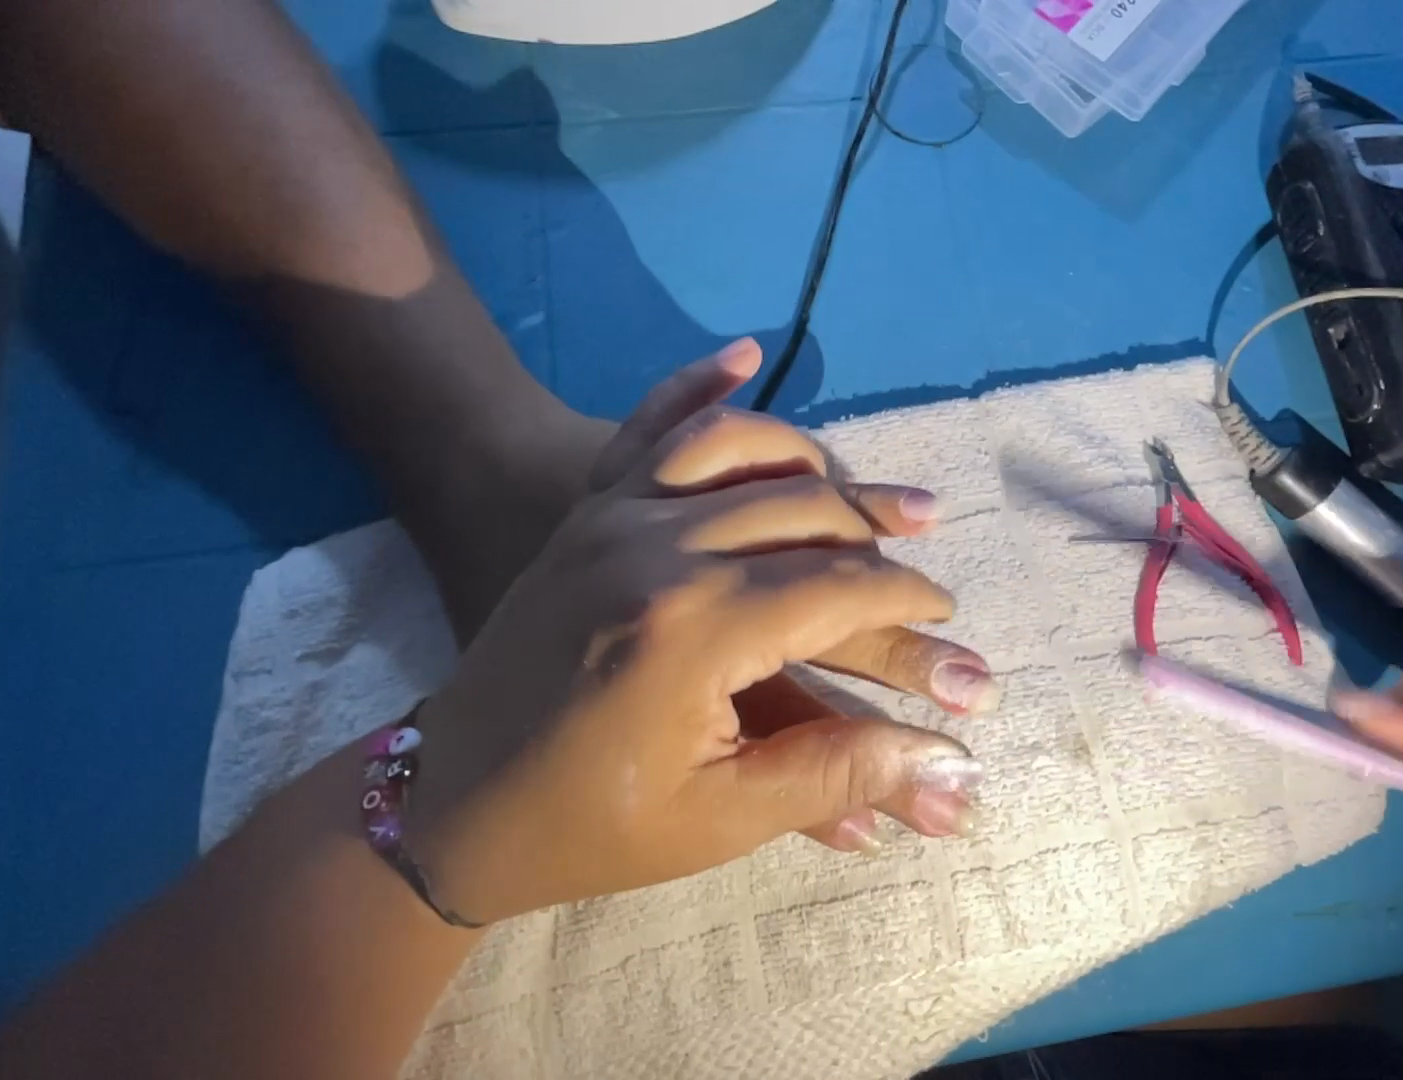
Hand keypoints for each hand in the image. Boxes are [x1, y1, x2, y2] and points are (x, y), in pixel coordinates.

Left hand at [405, 346, 985, 920]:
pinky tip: (743, 353)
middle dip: (879, 534)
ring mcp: (614, 515)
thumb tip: (954, 760)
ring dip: (818, 462)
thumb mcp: (716, 820)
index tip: (947, 612)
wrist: (447, 797)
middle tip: (925, 557)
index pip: (839, 587)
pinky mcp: (587, 510)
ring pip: (743, 453)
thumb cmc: (587, 824)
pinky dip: (702, 389)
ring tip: (869, 483)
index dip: (906, 598)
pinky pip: (654, 428)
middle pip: (805, 513)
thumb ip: (837, 773)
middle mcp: (659, 548)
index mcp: (695, 630)